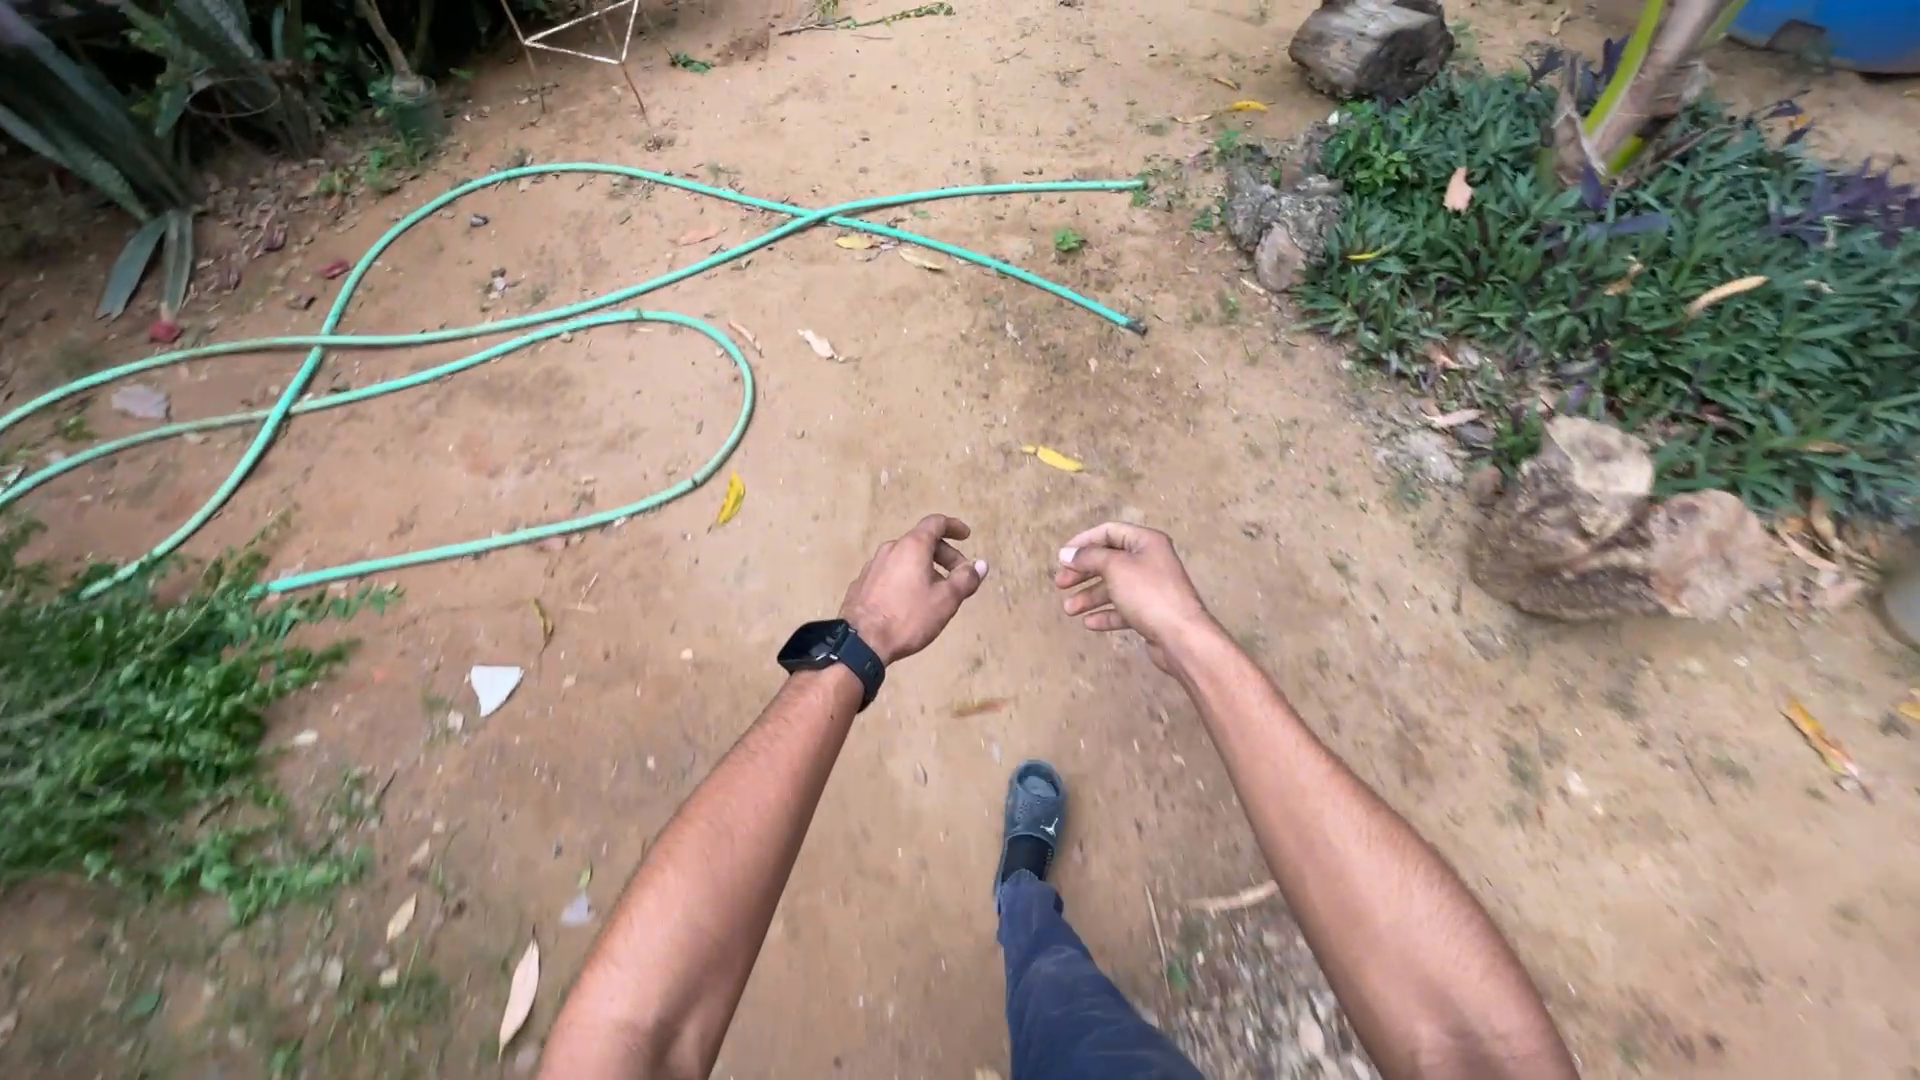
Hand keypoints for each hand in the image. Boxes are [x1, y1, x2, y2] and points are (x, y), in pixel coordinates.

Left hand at [839, 514, 988, 664]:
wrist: (861, 642)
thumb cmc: (908, 617)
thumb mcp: (945, 600)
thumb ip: (965, 579)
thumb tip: (981, 565)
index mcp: (912, 547)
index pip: (936, 523)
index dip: (954, 527)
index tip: (966, 536)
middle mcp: (891, 549)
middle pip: (921, 542)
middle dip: (944, 555)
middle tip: (958, 577)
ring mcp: (873, 566)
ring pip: (905, 559)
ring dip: (925, 568)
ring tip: (936, 593)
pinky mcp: (862, 583)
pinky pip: (891, 573)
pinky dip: (906, 578)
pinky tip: (909, 602)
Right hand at [1054, 522, 1214, 670]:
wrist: (1181, 635)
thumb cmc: (1148, 593)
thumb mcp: (1115, 567)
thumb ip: (1089, 557)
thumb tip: (1066, 553)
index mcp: (1146, 542)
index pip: (1109, 532)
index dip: (1083, 542)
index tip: (1063, 556)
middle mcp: (1150, 561)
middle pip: (1108, 561)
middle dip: (1083, 572)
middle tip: (1061, 584)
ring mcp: (1151, 589)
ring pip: (1113, 587)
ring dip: (1089, 596)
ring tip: (1069, 610)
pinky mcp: (1150, 612)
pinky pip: (1122, 609)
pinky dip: (1105, 614)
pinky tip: (1089, 623)